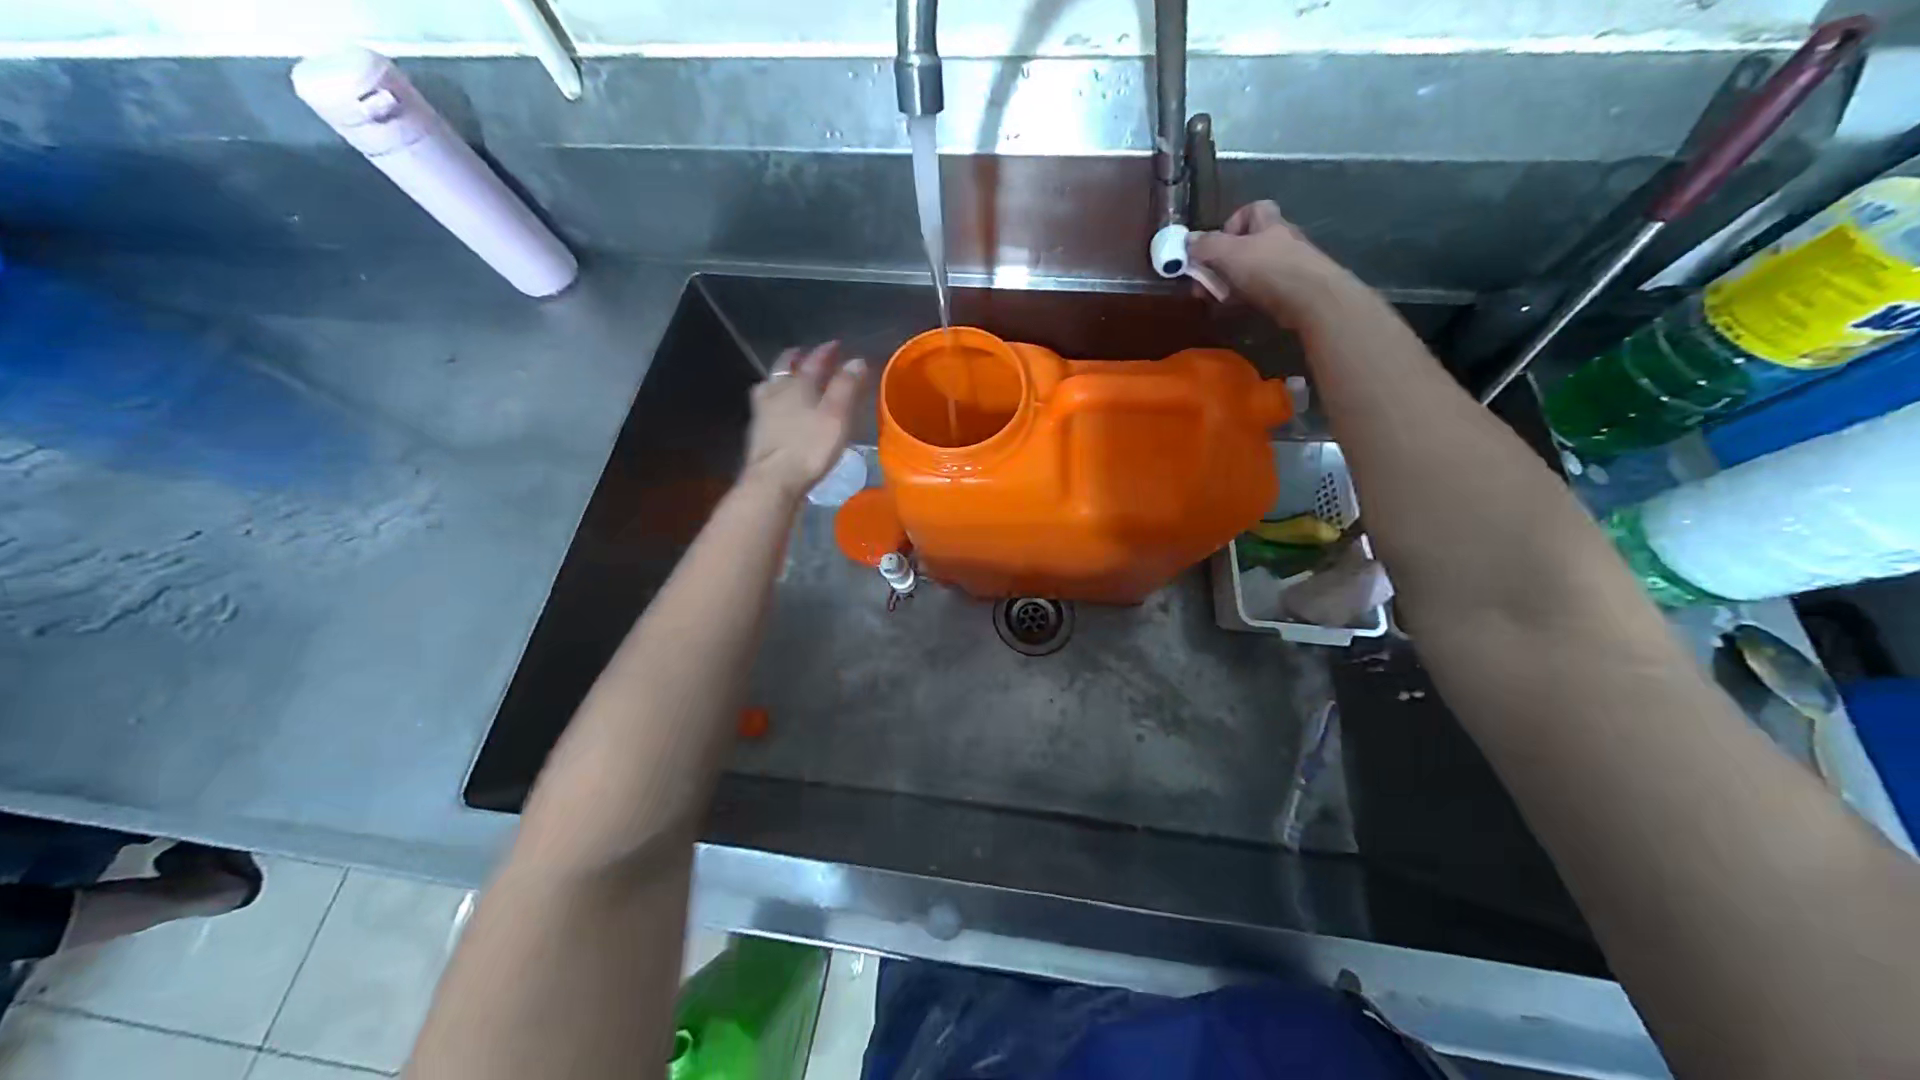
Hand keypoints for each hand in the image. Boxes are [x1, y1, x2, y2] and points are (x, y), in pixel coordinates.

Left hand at [741, 341, 866, 500]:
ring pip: (771, 384)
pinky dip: (775, 400)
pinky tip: (780, 411)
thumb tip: (856, 360)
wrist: (773, 480)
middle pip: (784, 367)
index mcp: (798, 383)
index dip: (826, 351)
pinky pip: (766, 405)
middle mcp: (776, 391)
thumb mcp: (837, 415)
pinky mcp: (757, 432)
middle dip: (797, 358)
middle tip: (807, 356)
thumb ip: (846, 386)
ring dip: (781, 377)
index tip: (836, 345)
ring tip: (790, 380)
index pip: (814, 360)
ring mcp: (762, 412)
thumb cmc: (809, 446)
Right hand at [1187, 201, 1357, 327]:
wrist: (1312, 299)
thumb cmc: (1269, 269)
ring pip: (1254, 268)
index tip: (1217, 243)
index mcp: (1269, 223)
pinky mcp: (1293, 288)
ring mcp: (1290, 264)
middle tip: (1208, 280)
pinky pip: (1263, 288)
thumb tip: (1188, 241)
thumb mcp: (1229, 253)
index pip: (1253, 209)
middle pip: (1249, 243)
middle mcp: (1282, 239)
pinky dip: (1247, 296)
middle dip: (1224, 260)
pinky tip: (1239, 307)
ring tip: (1219, 298)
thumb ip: (1206, 246)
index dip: (1232, 222)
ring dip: (1233, 281)